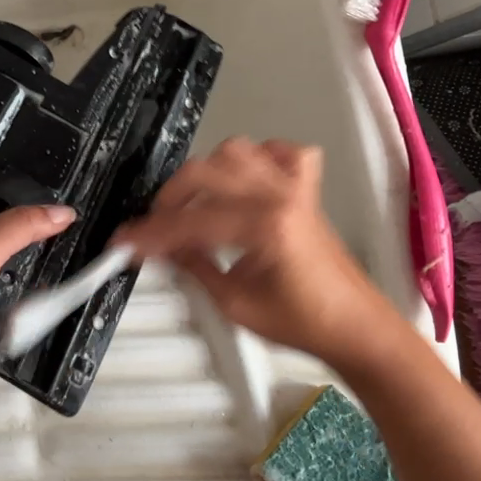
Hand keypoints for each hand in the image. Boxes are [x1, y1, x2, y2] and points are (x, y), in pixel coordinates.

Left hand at [0, 204, 75, 394]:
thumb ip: (19, 228)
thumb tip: (62, 211)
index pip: (8, 217)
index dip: (37, 214)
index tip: (74, 216)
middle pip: (19, 252)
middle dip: (45, 253)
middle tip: (85, 248)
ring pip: (23, 284)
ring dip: (43, 285)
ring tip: (83, 276)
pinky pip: (22, 314)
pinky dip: (36, 313)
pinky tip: (61, 307)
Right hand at [115, 138, 395, 361]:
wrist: (357, 329)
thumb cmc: (301, 323)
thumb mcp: (234, 303)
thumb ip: (194, 266)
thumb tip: (160, 247)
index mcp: (264, 226)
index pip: (191, 220)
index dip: (152, 232)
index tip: (124, 242)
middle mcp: (279, 195)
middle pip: (205, 173)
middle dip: (170, 198)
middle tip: (153, 227)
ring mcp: (294, 187)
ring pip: (235, 152)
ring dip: (205, 173)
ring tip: (191, 203)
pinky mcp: (306, 189)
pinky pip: (280, 153)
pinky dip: (256, 157)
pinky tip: (241, 181)